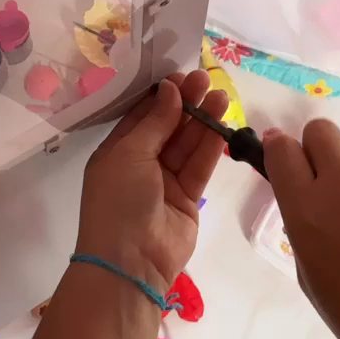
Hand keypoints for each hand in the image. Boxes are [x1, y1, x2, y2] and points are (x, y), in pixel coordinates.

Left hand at [74, 71, 229, 292]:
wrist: (130, 264)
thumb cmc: (118, 201)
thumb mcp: (130, 154)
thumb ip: (155, 122)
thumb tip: (170, 89)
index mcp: (117, 150)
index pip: (141, 114)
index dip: (162, 94)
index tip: (181, 74)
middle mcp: (141, 162)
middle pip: (168, 125)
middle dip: (186, 102)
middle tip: (206, 78)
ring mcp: (165, 180)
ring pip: (187, 142)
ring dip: (203, 119)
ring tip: (222, 94)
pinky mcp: (188, 197)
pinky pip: (200, 165)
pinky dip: (211, 144)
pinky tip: (222, 122)